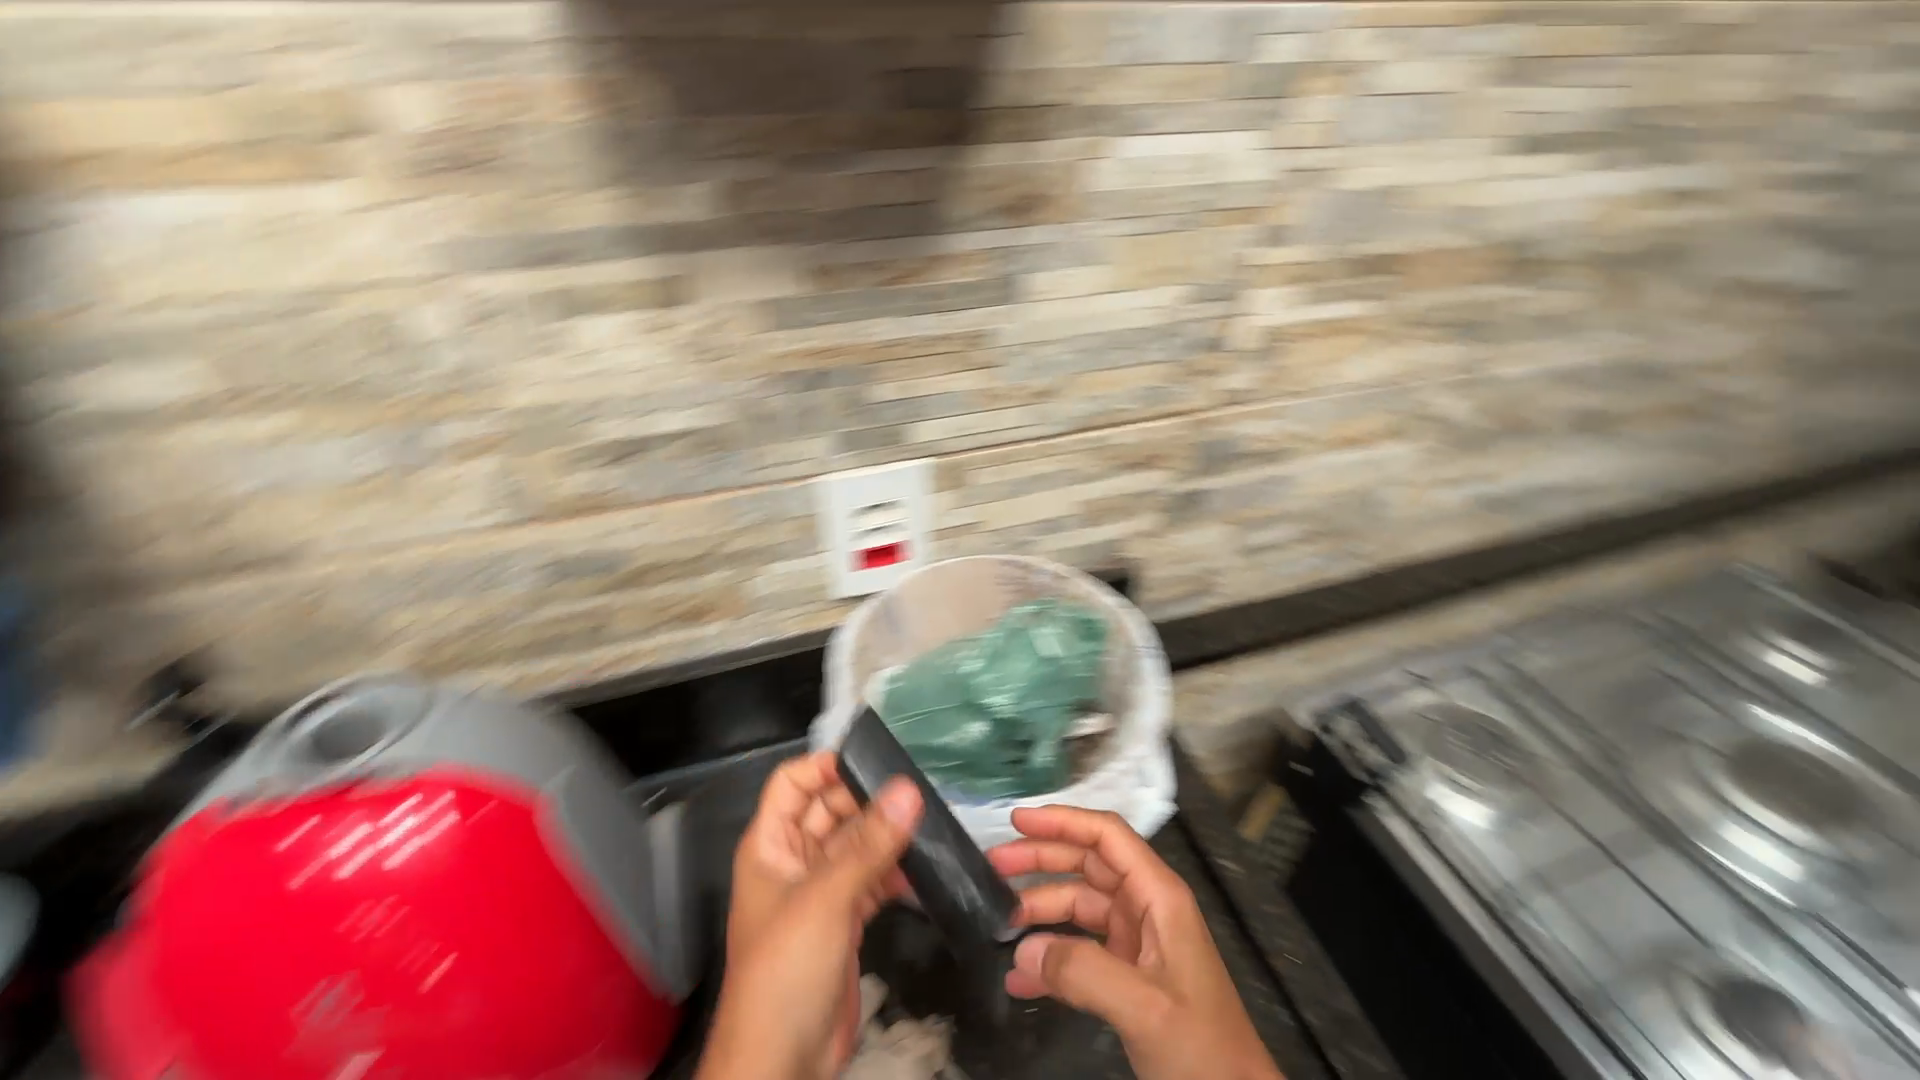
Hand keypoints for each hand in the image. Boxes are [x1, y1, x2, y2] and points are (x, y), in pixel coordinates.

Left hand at [699, 753, 922, 1079]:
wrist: (781, 1060)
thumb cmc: (785, 970)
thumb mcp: (825, 899)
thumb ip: (869, 844)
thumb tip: (908, 790)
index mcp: (771, 844)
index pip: (794, 783)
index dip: (828, 766)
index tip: (878, 761)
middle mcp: (794, 860)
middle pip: (832, 810)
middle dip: (870, 800)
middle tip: (918, 794)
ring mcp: (821, 891)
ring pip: (857, 845)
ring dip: (888, 836)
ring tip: (930, 825)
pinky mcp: (845, 919)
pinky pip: (873, 880)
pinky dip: (896, 873)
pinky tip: (926, 870)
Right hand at [989, 806, 1283, 1079]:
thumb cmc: (1202, 1045)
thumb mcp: (1144, 1005)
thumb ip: (1083, 971)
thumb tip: (1023, 948)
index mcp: (1159, 897)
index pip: (1107, 837)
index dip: (1063, 821)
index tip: (1016, 820)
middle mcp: (1147, 909)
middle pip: (1088, 865)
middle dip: (1041, 860)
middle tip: (992, 866)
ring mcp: (1137, 943)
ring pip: (1079, 907)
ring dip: (1039, 911)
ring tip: (997, 923)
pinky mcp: (1128, 977)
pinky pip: (1080, 952)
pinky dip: (1050, 959)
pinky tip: (1020, 976)